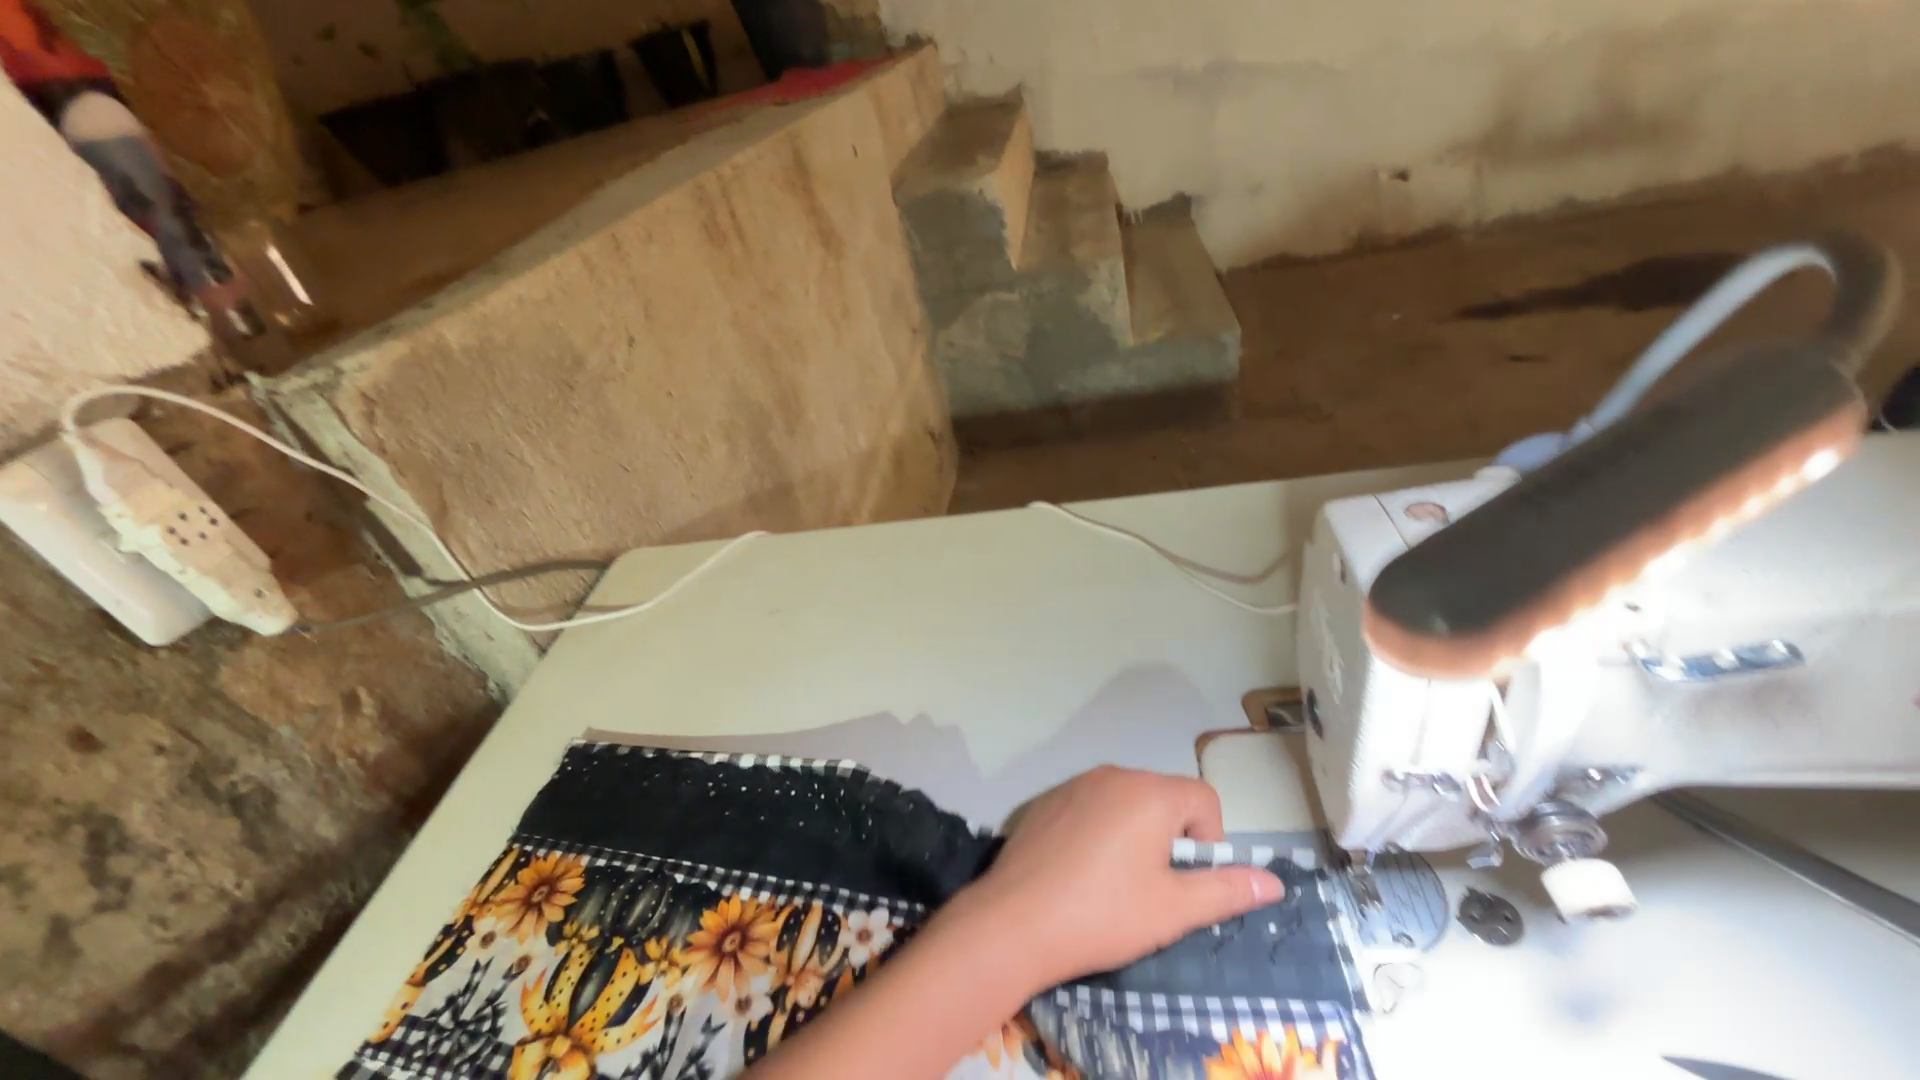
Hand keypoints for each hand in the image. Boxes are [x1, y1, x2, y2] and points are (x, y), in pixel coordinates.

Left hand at [946, 766, 1283, 993]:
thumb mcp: (1174, 910)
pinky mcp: (1044, 802)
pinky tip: (1078, 873)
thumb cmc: (1102, 915)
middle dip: (1170, 838)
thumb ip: (1227, 889)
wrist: (1012, 923)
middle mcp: (1112, 775)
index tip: (1185, 881)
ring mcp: (1073, 785)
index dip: (1209, 842)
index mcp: (1149, 793)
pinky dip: (1097, 832)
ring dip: (1133, 835)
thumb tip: (1274, 881)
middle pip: (1164, 798)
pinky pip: (1089, 808)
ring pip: (1125, 803)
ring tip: (1113, 883)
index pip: (1205, 799)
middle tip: (1150, 888)